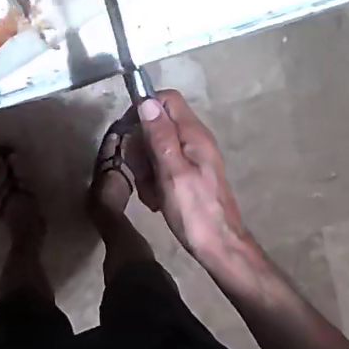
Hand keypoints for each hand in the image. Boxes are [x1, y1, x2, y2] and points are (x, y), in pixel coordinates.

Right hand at [135, 90, 256, 265]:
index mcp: (194, 135)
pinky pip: (162, 166)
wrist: (220, 248)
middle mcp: (195, 140)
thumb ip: (160, 136)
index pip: (166, 100)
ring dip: (145, 167)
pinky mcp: (188, 175)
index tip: (128, 132)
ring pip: (156, 147)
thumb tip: (146, 101)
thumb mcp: (172, 173)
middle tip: (140, 172)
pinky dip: (153, 179)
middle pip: (157, 123)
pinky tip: (155, 198)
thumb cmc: (195, 212)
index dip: (143, 109)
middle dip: (141, 145)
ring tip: (149, 192)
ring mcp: (192, 158)